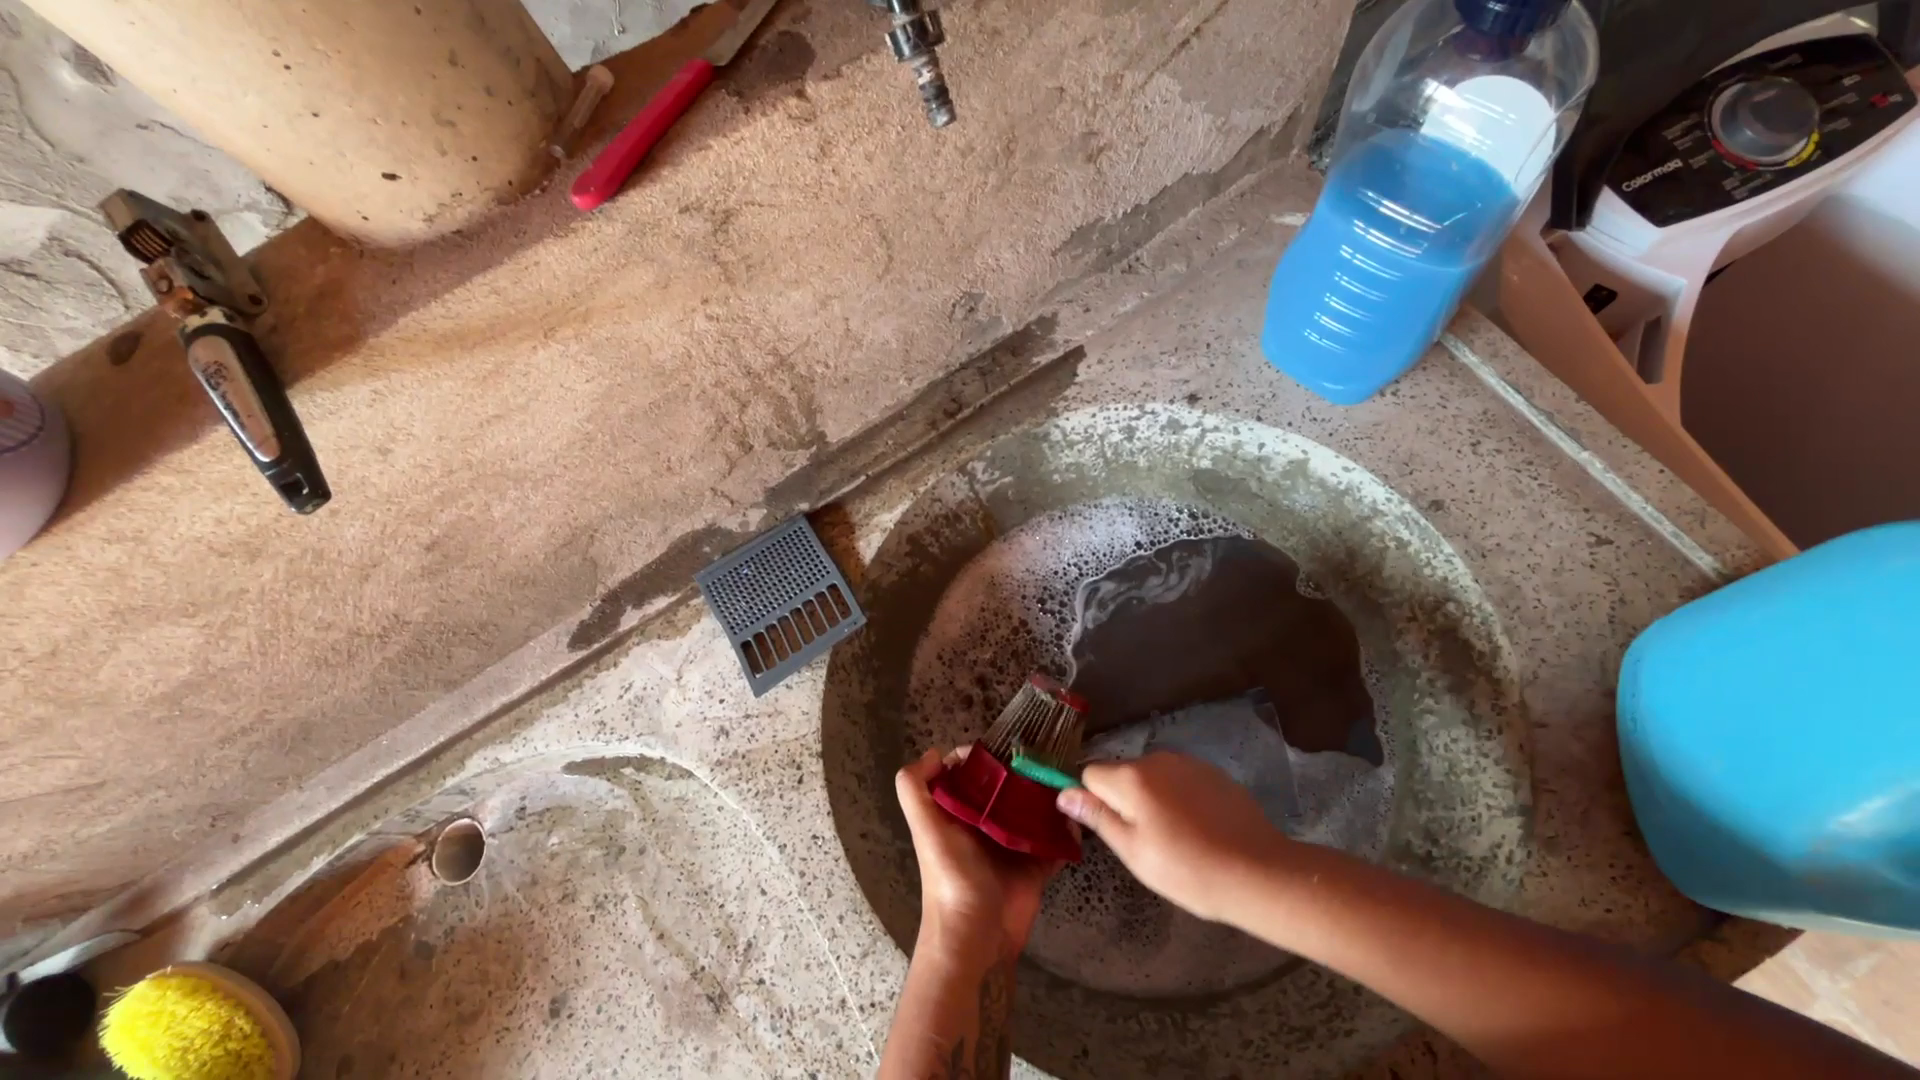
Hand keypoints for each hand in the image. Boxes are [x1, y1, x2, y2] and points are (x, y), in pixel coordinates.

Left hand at [896, 746, 1062, 962]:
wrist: (976, 939)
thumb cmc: (950, 879)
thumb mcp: (926, 829)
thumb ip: (915, 790)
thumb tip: (933, 753)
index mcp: (957, 814)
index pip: (968, 776)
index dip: (981, 760)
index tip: (1004, 749)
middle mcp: (983, 826)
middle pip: (1005, 791)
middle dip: (1024, 775)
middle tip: (1047, 762)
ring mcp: (1011, 847)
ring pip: (1032, 813)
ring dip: (1048, 800)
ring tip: (1067, 783)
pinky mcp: (1034, 868)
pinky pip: (1054, 844)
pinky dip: (1066, 832)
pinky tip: (1077, 817)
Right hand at [1056, 751, 1291, 923]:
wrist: (1258, 871)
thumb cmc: (1188, 870)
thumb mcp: (1134, 852)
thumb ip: (1097, 817)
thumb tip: (1064, 794)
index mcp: (1131, 778)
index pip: (1090, 774)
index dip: (1093, 801)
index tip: (1111, 830)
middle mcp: (1157, 759)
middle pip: (1122, 773)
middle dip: (1124, 800)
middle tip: (1144, 842)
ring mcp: (1189, 763)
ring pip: (1152, 777)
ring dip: (1152, 799)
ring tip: (1173, 838)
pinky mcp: (1214, 773)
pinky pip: (1179, 779)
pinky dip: (1179, 798)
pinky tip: (1197, 828)